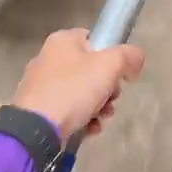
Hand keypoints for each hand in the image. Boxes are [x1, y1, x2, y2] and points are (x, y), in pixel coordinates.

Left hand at [12, 29, 144, 137]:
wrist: (35, 131)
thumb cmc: (73, 89)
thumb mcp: (111, 65)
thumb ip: (129, 56)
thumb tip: (136, 59)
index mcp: (62, 41)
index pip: (94, 39)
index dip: (110, 55)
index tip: (118, 74)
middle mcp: (47, 58)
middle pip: (89, 69)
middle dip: (107, 87)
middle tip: (112, 98)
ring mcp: (39, 86)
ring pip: (79, 91)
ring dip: (97, 105)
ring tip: (102, 119)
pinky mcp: (35, 110)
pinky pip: (66, 110)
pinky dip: (81, 118)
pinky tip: (89, 129)